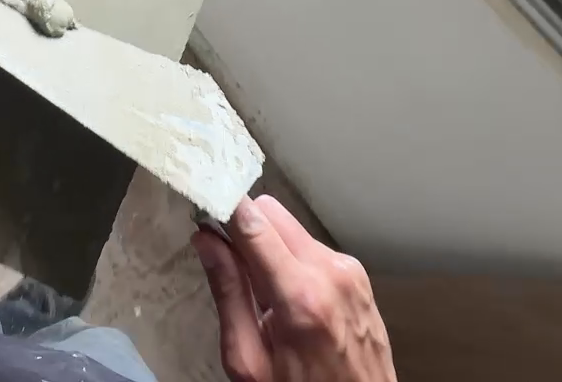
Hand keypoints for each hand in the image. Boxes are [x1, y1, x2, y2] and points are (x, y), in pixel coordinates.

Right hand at [192, 195, 395, 381]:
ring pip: (290, 225)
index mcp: (299, 296)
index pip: (252, 222)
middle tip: (231, 261)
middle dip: (245, 227)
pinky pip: (310, 243)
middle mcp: (329, 271)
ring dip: (269, 243)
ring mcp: (349, 269)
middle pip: (270, 211)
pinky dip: (292, 256)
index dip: (224, 203)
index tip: (202, 199)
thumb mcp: (248, 362)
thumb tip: (204, 238)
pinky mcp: (358, 273)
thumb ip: (227, 293)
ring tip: (267, 290)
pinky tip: (292, 294)